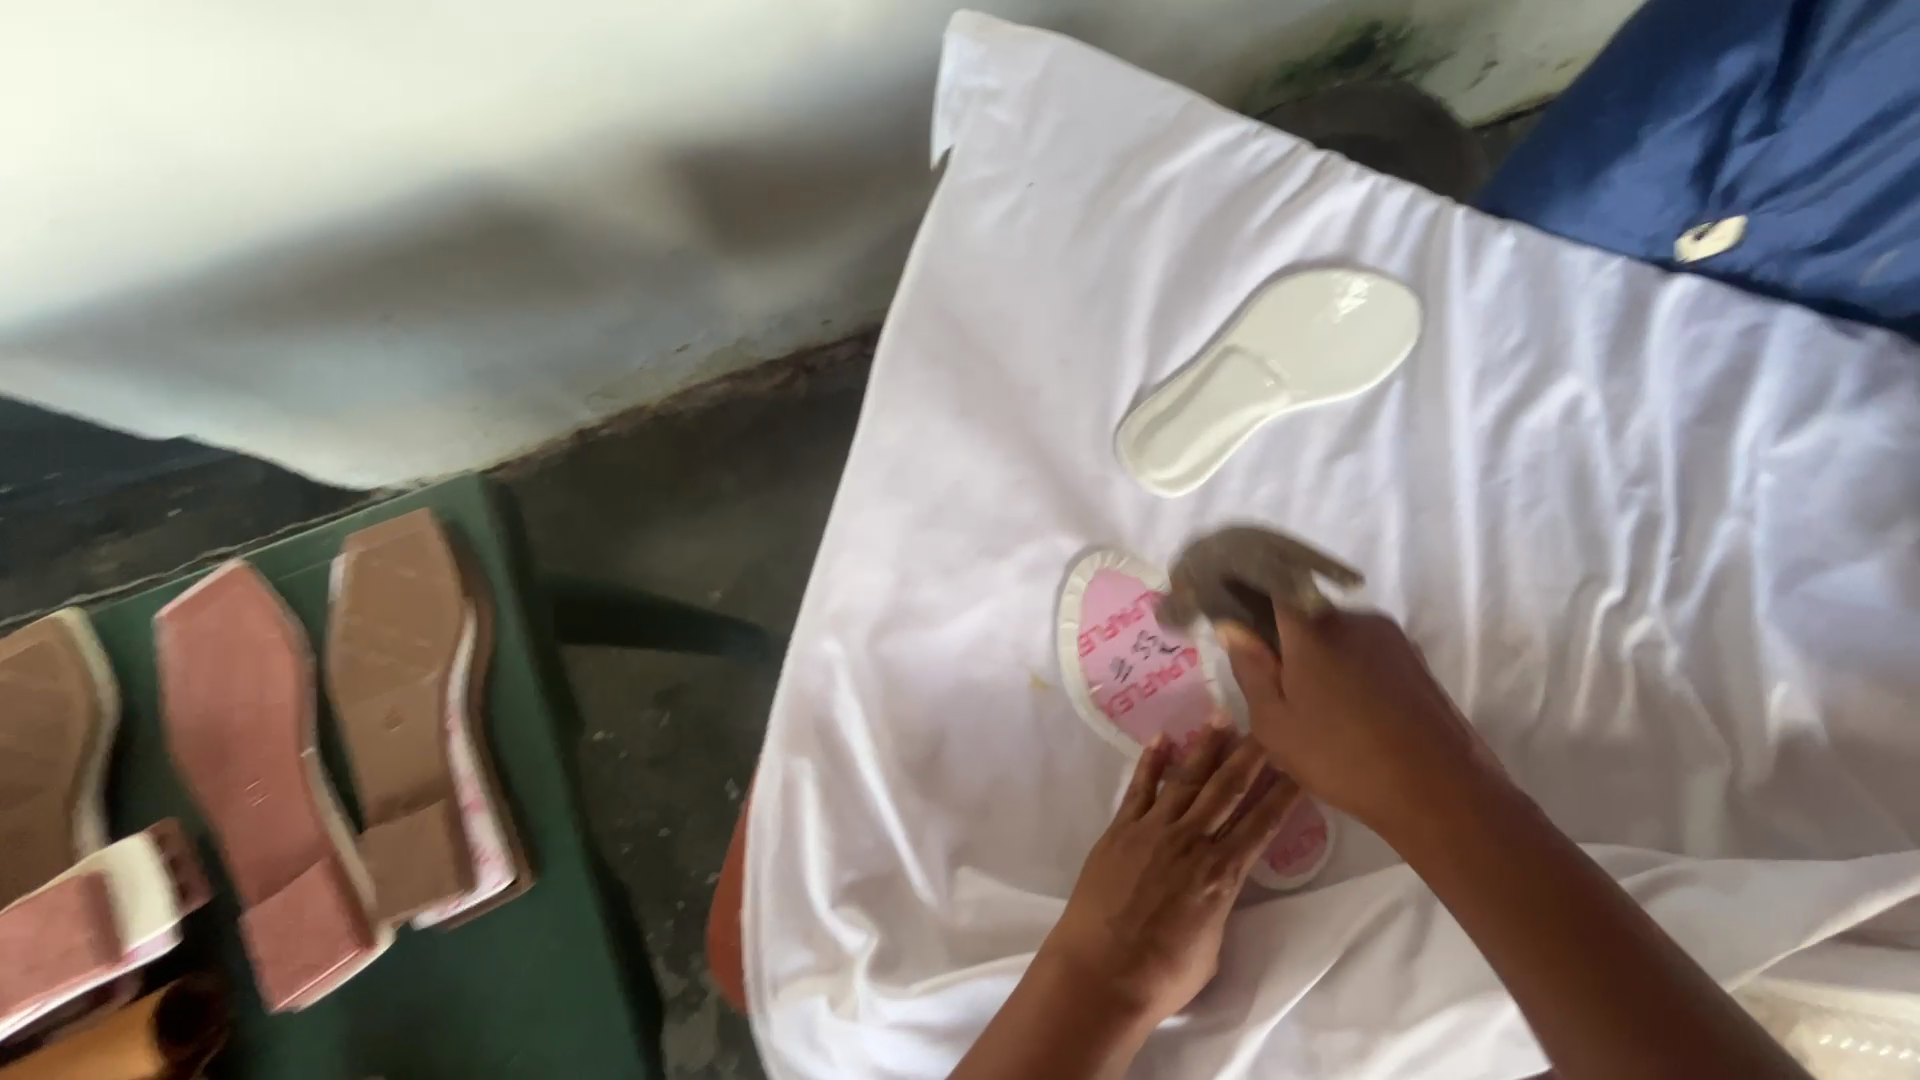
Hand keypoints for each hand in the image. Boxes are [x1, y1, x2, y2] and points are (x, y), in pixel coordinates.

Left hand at [1037, 722, 1299, 1028]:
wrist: (1100, 972)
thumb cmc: (1163, 974)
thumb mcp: (1212, 943)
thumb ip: (1219, 902)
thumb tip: (1220, 881)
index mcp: (1221, 874)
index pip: (1261, 824)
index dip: (1282, 793)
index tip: (1298, 765)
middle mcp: (1191, 842)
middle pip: (1226, 790)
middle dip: (1249, 755)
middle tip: (1265, 723)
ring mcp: (1152, 830)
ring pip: (1186, 780)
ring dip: (1204, 747)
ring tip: (1220, 716)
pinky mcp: (1121, 830)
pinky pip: (1139, 788)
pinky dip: (1151, 762)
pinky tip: (1162, 739)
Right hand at [1216, 605, 1503, 837]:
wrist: (1442, 793)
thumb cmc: (1342, 758)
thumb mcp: (1274, 723)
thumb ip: (1250, 668)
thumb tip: (1232, 626)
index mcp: (1312, 627)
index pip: (1271, 585)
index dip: (1250, 600)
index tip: (1238, 631)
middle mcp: (1354, 619)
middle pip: (1305, 615)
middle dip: (1286, 643)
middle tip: (1279, 692)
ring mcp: (1391, 638)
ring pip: (1337, 637)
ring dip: (1320, 662)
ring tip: (1318, 714)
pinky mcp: (1416, 662)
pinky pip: (1366, 655)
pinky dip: (1350, 675)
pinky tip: (1352, 719)